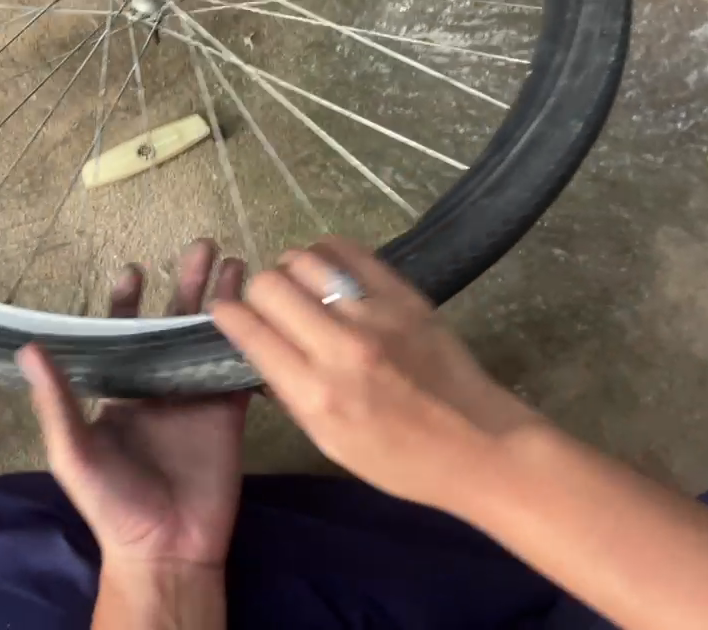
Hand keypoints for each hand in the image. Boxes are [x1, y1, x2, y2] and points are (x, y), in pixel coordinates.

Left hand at [19, 240, 248, 570]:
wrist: (165, 550)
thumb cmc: (110, 502)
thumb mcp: (73, 451)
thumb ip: (57, 401)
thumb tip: (28, 349)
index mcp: (122, 384)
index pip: (125, 329)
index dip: (129, 299)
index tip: (134, 270)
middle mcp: (159, 380)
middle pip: (174, 320)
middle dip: (189, 282)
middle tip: (203, 245)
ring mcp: (196, 393)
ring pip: (209, 336)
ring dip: (223, 300)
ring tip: (238, 262)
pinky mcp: (228, 412)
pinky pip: (240, 370)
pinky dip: (250, 341)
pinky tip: (260, 312)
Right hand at [210, 236, 538, 514]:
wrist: (482, 446)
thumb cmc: (399, 458)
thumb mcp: (327, 442)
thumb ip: (285, 391)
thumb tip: (253, 346)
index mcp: (316, 393)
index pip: (249, 330)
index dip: (226, 315)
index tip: (225, 314)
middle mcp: (340, 348)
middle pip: (269, 285)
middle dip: (257, 294)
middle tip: (271, 307)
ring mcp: (375, 315)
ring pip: (303, 260)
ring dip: (290, 271)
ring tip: (301, 287)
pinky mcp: (402, 294)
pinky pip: (346, 249)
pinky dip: (324, 253)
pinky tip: (327, 269)